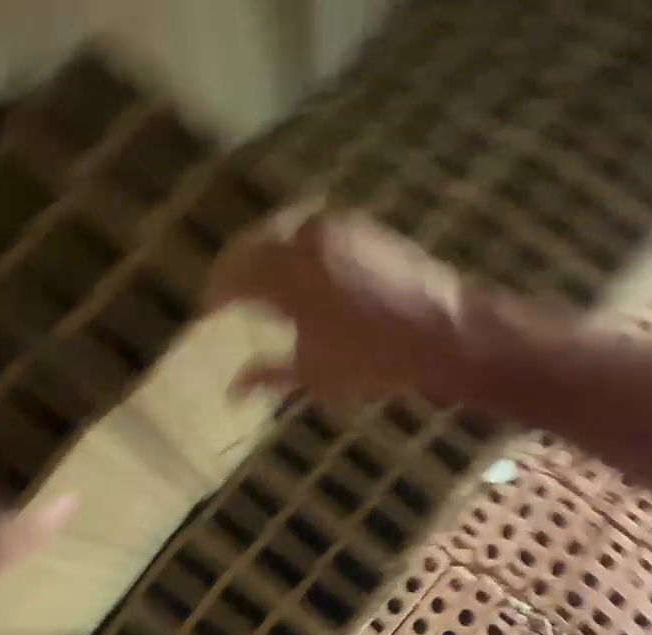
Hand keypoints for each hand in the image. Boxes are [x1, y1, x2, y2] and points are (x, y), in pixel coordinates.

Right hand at [205, 206, 481, 403]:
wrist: (445, 332)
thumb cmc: (375, 359)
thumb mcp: (316, 375)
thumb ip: (269, 375)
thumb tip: (232, 390)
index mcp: (286, 272)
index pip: (231, 275)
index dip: (214, 296)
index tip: (206, 314)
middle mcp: (305, 238)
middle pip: (252, 245)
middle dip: (236, 270)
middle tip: (227, 296)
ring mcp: (336, 227)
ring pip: (282, 232)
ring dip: (265, 255)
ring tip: (261, 284)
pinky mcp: (362, 227)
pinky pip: (313, 232)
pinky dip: (296, 249)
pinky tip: (302, 275)